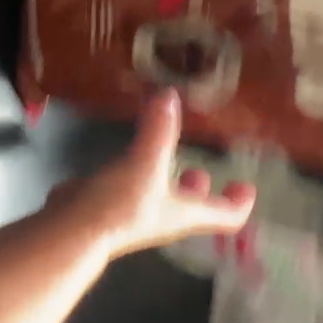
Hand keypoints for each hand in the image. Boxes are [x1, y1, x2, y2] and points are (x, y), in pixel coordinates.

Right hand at [46, 89, 255, 259]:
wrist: (77, 227)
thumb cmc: (122, 204)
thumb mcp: (144, 164)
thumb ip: (157, 132)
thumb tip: (169, 95)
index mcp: (189, 213)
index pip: (228, 214)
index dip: (239, 201)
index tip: (245, 185)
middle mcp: (169, 216)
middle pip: (195, 207)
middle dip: (200, 189)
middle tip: (204, 171)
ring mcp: (139, 213)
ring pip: (163, 198)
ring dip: (169, 182)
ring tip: (165, 161)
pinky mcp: (112, 207)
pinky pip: (134, 192)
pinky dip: (137, 178)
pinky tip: (122, 164)